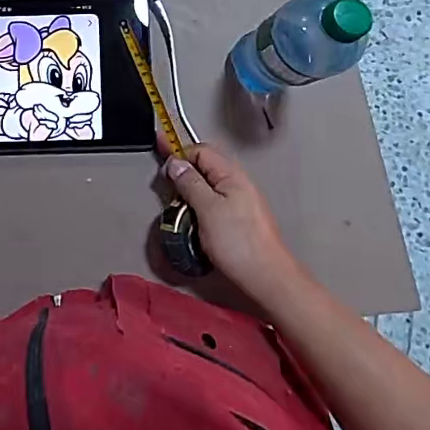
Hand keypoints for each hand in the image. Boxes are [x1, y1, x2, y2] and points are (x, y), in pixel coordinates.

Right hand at [161, 141, 300, 302]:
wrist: (267, 278)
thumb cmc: (242, 246)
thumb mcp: (207, 209)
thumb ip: (189, 183)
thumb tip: (175, 165)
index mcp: (232, 175)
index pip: (200, 150)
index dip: (180, 155)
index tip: (163, 160)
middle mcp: (238, 184)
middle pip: (205, 165)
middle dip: (184, 170)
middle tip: (167, 178)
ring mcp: (240, 201)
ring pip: (208, 184)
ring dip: (190, 188)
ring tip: (177, 199)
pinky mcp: (238, 218)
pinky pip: (214, 200)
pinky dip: (199, 203)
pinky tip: (192, 215)